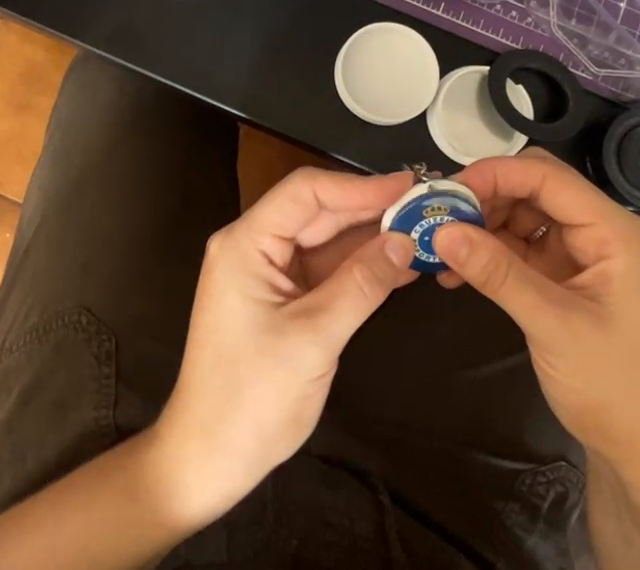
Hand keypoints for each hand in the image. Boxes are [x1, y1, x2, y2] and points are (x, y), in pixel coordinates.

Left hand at [152, 168, 418, 519]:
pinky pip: (326, 271)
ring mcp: (269, 275)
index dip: (359, 186)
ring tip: (426, 232)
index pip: (306, 193)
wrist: (211, 455)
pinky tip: (402, 265)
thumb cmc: (252, 396)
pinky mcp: (283, 301)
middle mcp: (254, 248)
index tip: (410, 186)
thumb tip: (405, 240)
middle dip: (371, 209)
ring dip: (371, 239)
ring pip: (326, 241)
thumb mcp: (313, 337)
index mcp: (246, 244)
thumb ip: (362, 283)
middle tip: (428, 207)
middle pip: (318, 213)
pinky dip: (362, 268)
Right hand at [430, 149, 639, 467]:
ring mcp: (585, 258)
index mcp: (616, 233)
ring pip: (523, 218)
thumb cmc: (615, 387)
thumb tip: (441, 230)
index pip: (548, 178)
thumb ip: (497, 272)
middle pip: (534, 191)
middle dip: (484, 199)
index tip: (444, 192)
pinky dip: (490, 255)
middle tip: (435, 217)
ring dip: (481, 228)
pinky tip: (456, 271)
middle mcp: (602, 234)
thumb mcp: (552, 325)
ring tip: (438, 247)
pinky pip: (522, 250)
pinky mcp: (568, 281)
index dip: (494, 175)